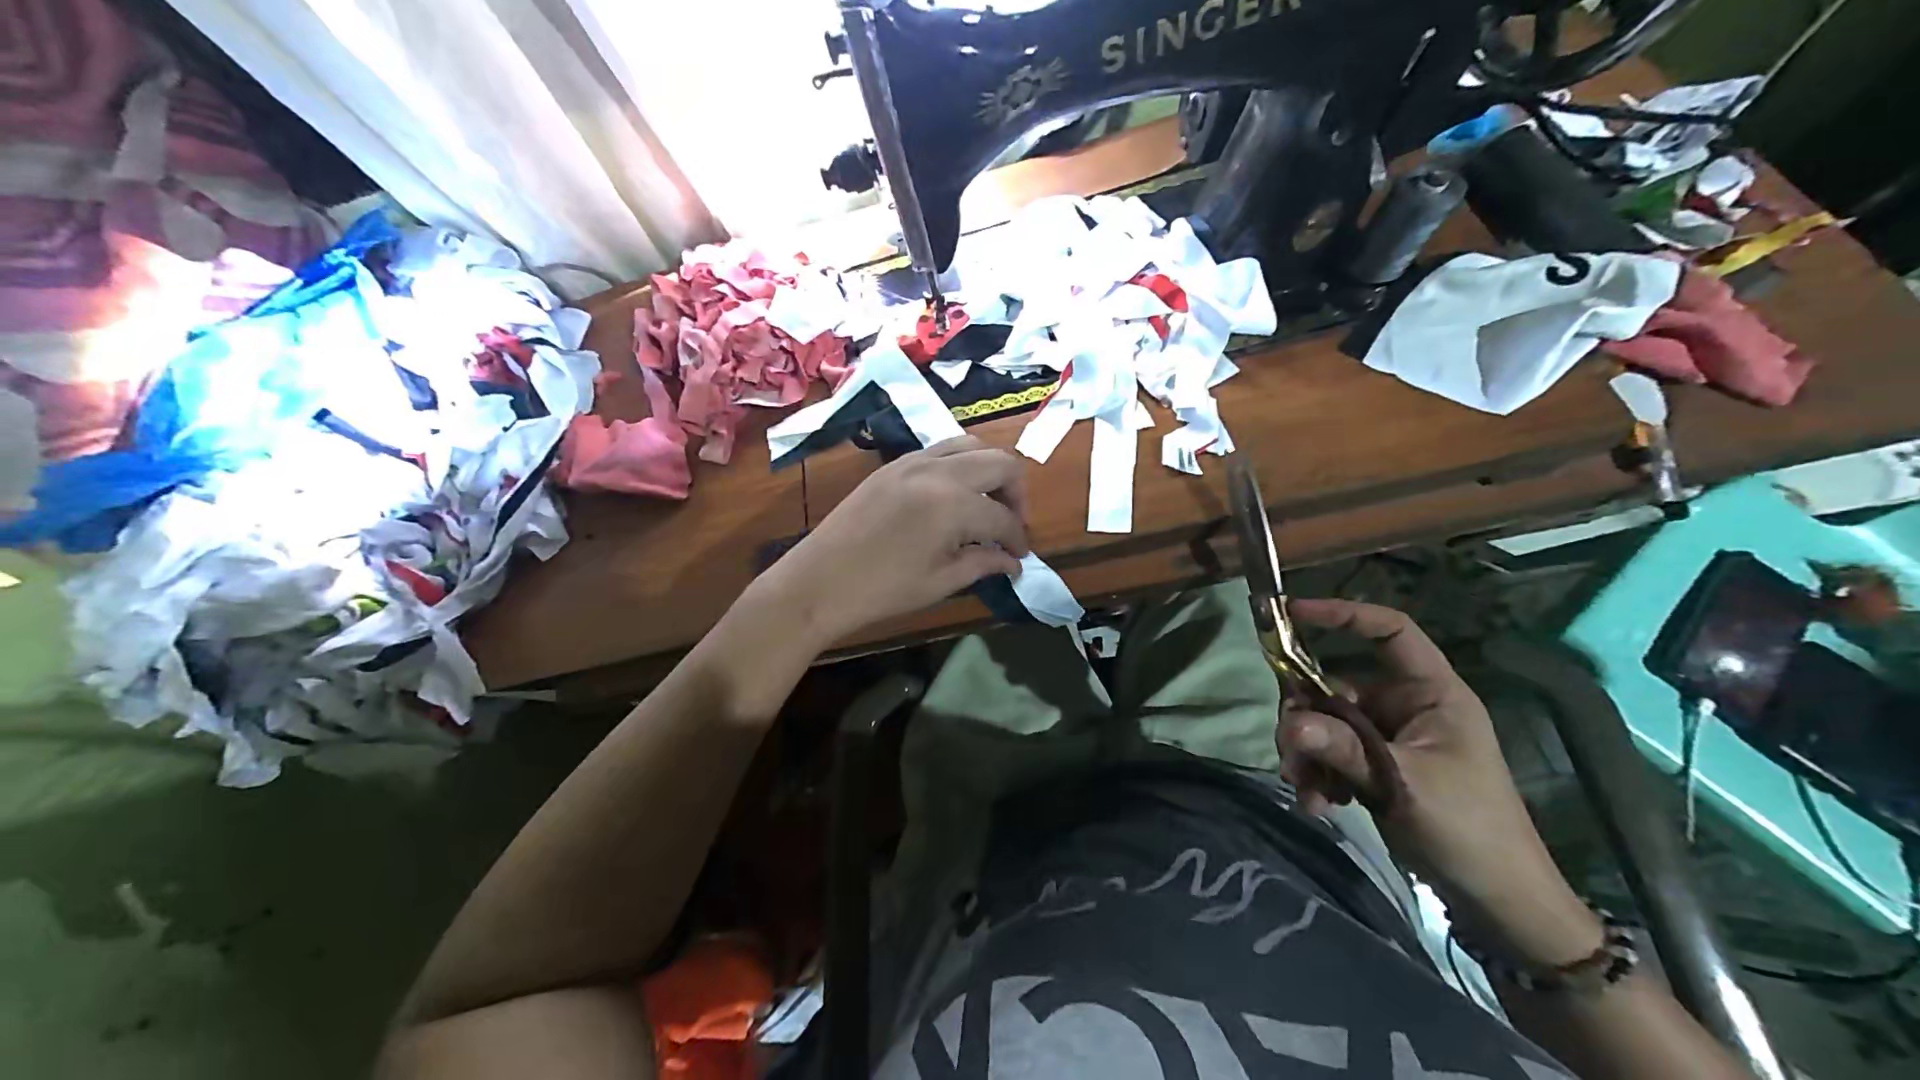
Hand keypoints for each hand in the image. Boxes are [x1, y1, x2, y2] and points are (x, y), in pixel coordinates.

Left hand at [751, 437, 1030, 650]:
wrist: (819, 581)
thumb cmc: (882, 590)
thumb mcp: (940, 582)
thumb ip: (983, 563)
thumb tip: (1013, 562)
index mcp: (953, 504)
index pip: (1004, 516)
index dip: (1018, 539)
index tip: (1020, 557)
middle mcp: (939, 471)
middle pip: (1000, 462)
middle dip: (1016, 493)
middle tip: (1010, 525)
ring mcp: (913, 461)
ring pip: (972, 445)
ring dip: (990, 470)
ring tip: (986, 504)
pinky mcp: (893, 464)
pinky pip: (941, 450)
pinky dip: (961, 465)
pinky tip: (954, 497)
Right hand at [1277, 600, 1602, 966]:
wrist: (1499, 903)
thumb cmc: (1470, 830)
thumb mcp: (1403, 784)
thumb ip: (1344, 749)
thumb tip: (1289, 724)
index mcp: (1433, 694)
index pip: (1391, 631)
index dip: (1345, 614)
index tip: (1292, 614)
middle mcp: (1407, 707)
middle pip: (1336, 685)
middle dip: (1305, 717)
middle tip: (1289, 749)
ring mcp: (1389, 738)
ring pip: (1326, 724)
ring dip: (1308, 754)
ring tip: (1305, 789)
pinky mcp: (1376, 767)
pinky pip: (1331, 754)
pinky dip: (1318, 774)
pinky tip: (1318, 804)